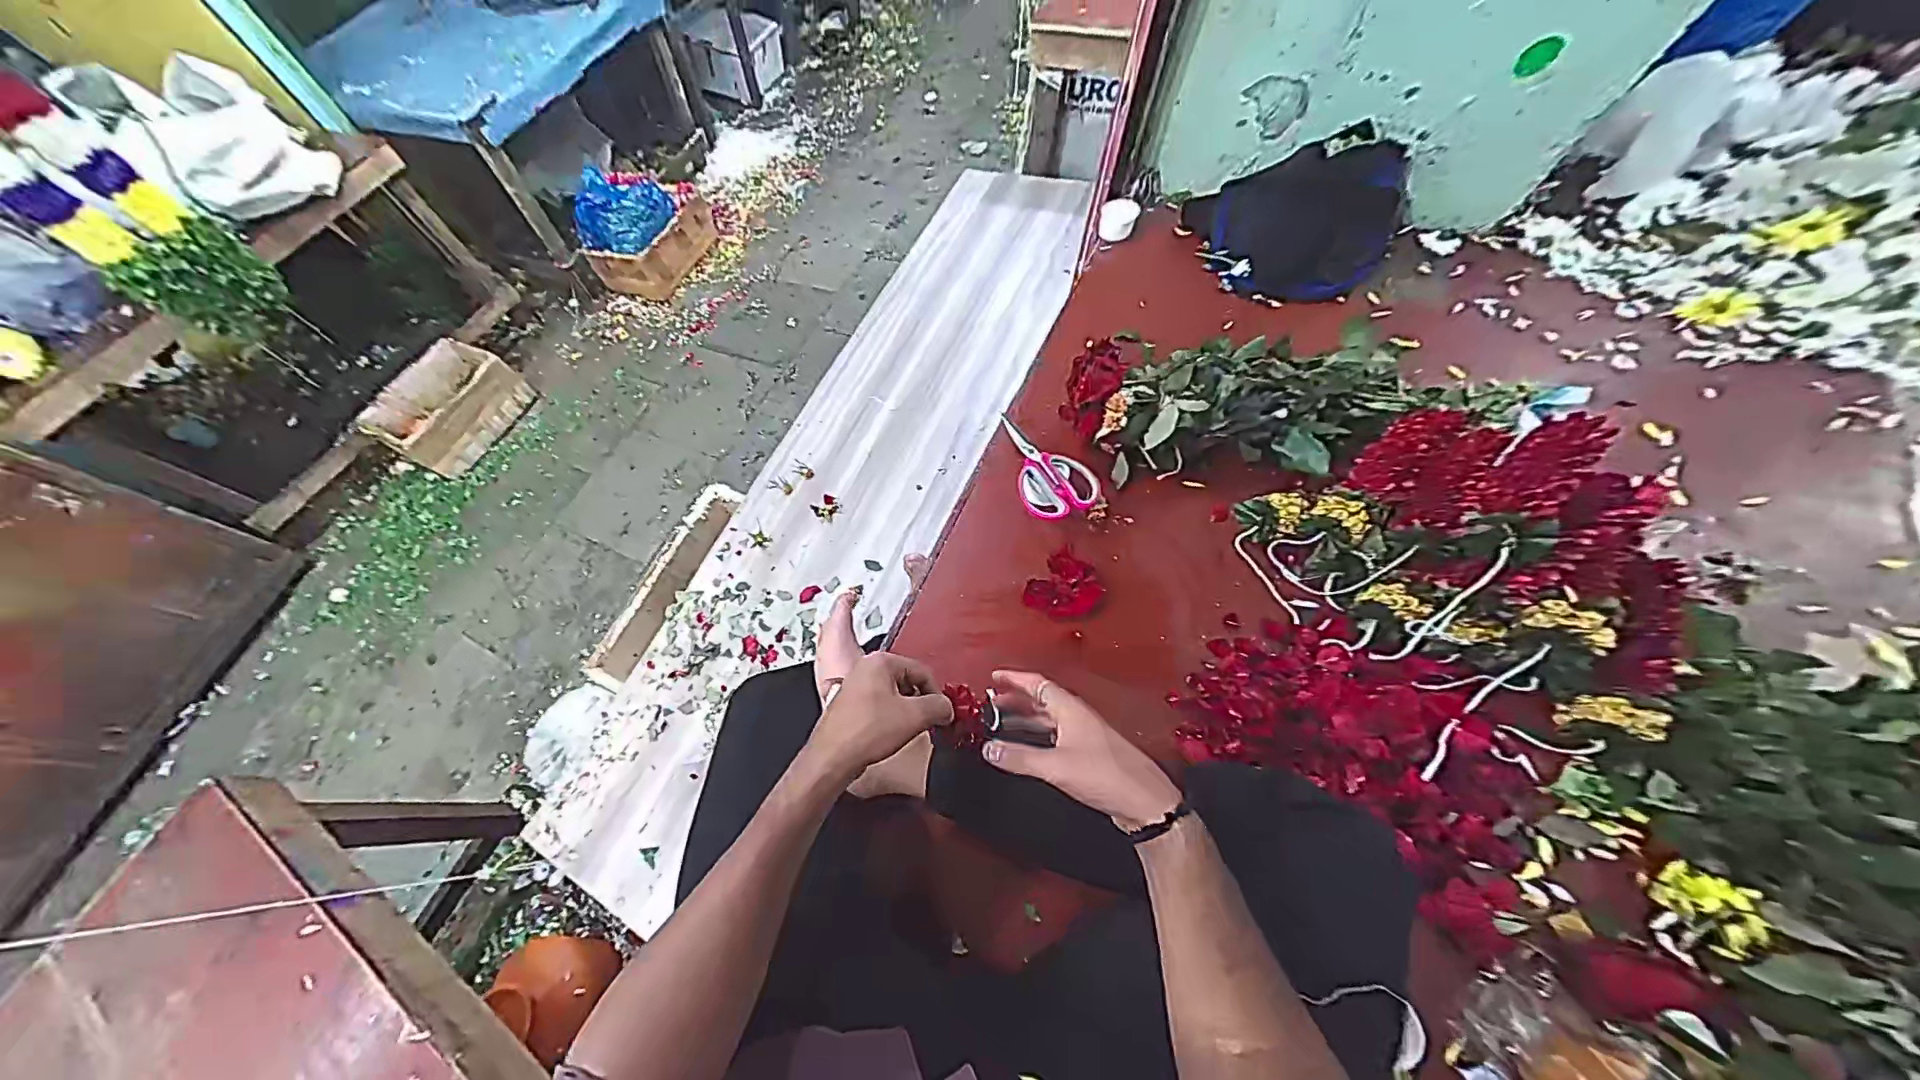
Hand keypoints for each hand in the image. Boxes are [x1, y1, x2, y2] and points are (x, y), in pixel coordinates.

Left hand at [806, 652, 952, 780]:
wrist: (832, 759)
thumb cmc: (865, 733)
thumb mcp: (915, 716)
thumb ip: (939, 706)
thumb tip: (946, 707)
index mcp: (880, 661)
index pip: (922, 671)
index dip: (936, 694)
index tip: (940, 712)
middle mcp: (865, 668)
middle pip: (908, 681)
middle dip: (920, 703)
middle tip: (925, 721)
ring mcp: (855, 685)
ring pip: (894, 695)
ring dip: (905, 712)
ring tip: (906, 730)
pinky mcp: (849, 704)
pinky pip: (879, 706)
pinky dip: (889, 718)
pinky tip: (889, 735)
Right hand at [981, 670, 1182, 831]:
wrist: (1143, 799)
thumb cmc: (1108, 775)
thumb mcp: (1056, 766)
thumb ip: (1020, 757)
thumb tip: (991, 749)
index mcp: (1070, 709)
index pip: (1037, 684)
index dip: (1014, 679)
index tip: (995, 676)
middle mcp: (1077, 717)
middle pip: (1042, 699)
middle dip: (1016, 699)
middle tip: (993, 701)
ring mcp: (1084, 734)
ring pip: (1049, 718)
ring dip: (1025, 718)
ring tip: (1003, 722)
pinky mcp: (1088, 753)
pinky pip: (1055, 736)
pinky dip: (1037, 736)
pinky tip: (1028, 747)